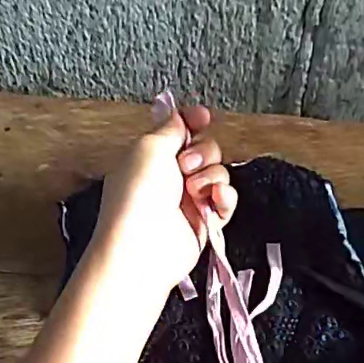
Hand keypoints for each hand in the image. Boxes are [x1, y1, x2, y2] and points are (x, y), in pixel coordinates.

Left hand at [86, 93, 239, 295]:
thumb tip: (177, 115)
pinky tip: (215, 200)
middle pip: (205, 150)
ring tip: (194, 190)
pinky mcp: (204, 223)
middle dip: (203, 152)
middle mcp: (170, 178)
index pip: (179, 132)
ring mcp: (188, 201)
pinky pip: (226, 202)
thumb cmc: (137, 196)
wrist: (142, 247)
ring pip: (219, 174)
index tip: (202, 117)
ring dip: (212, 176)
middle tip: (186, 166)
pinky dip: (225, 198)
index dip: (193, 122)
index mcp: (152, 158)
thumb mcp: (149, 147)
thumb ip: (169, 128)